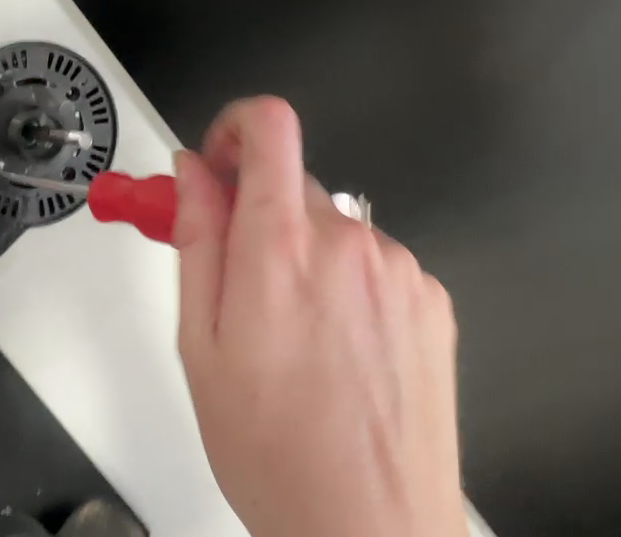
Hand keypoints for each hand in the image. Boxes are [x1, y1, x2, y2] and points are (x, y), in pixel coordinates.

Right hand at [173, 98, 465, 536]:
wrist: (372, 530)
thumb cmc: (279, 454)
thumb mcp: (200, 343)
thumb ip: (195, 237)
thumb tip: (190, 176)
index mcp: (280, 249)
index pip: (268, 125)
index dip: (235, 127)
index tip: (218, 160)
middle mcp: (346, 244)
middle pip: (292, 181)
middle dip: (256, 214)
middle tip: (237, 275)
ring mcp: (396, 269)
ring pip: (330, 226)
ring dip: (303, 256)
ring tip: (291, 336)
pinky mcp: (430, 298)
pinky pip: (372, 260)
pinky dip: (346, 285)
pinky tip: (336, 349)